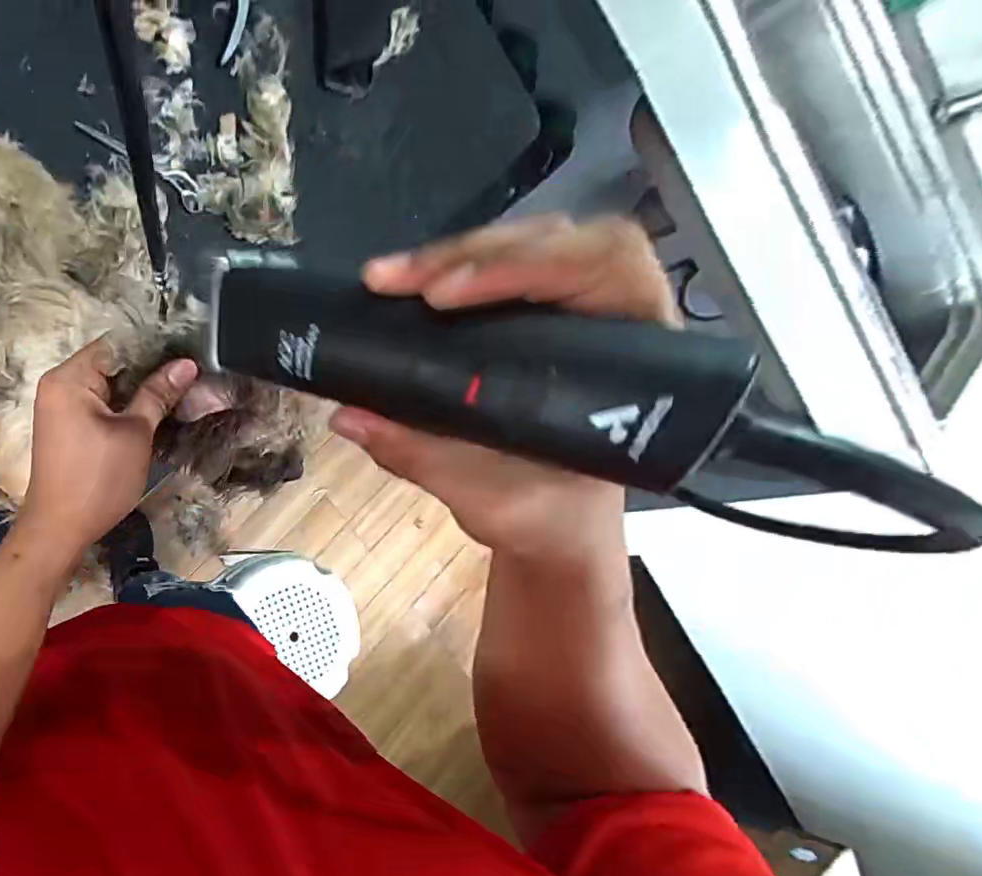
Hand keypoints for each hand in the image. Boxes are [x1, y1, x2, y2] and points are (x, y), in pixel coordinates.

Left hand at [15, 338, 197, 564]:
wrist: (60, 528)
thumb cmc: (98, 481)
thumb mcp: (135, 434)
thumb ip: (158, 394)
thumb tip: (187, 365)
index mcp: (69, 378)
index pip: (116, 344)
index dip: (153, 347)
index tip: (186, 356)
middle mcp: (58, 384)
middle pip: (110, 363)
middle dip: (148, 369)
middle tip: (188, 376)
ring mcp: (58, 406)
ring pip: (105, 385)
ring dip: (137, 389)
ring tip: (176, 392)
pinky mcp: (64, 426)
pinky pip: (96, 404)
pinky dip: (121, 406)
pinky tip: (150, 412)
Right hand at [331, 216, 675, 564]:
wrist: (556, 528)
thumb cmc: (545, 517)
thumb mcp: (486, 496)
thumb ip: (421, 456)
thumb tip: (348, 415)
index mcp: (633, 358)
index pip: (598, 269)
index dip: (521, 266)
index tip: (442, 298)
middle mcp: (614, 318)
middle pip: (557, 242)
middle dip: (470, 253)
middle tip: (393, 281)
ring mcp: (575, 313)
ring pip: (527, 245)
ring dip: (454, 254)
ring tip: (389, 278)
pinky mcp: (536, 320)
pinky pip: (501, 270)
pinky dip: (449, 271)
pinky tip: (408, 284)